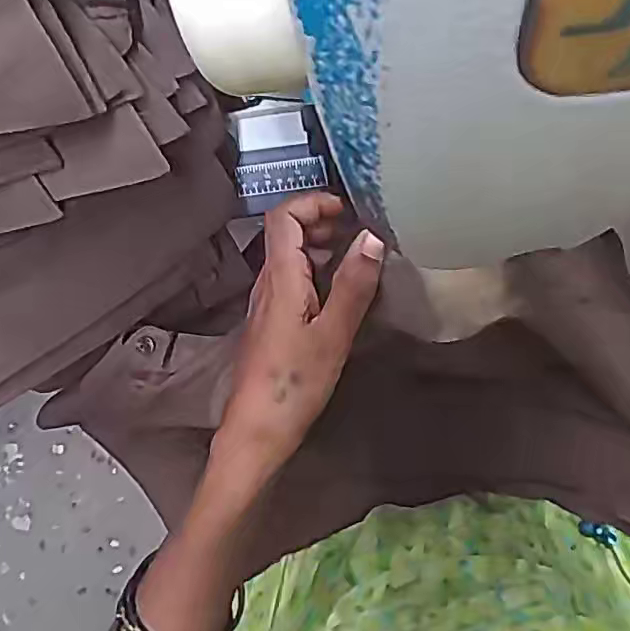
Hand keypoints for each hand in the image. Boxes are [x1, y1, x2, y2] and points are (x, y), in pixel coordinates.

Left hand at [212, 193, 384, 488]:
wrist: (256, 429)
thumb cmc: (294, 383)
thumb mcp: (333, 334)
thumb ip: (353, 285)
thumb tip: (373, 238)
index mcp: (279, 278)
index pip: (284, 216)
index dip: (313, 201)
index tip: (347, 209)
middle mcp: (267, 284)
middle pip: (285, 232)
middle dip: (320, 220)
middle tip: (357, 230)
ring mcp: (266, 304)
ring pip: (288, 257)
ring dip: (319, 247)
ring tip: (355, 257)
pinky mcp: (270, 323)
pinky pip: (290, 281)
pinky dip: (315, 272)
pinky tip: (338, 292)